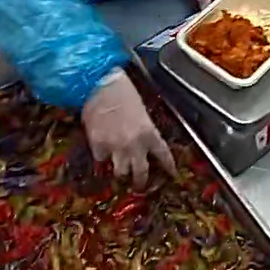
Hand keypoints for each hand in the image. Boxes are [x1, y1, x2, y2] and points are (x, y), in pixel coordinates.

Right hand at [82, 72, 174, 188]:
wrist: (100, 84)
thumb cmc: (123, 91)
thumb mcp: (141, 111)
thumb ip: (143, 130)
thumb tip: (141, 142)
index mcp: (150, 133)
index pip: (163, 155)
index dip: (168, 166)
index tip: (171, 173)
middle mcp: (135, 145)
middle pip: (141, 173)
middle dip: (141, 182)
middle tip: (139, 185)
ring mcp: (116, 148)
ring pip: (121, 173)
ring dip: (121, 172)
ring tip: (120, 173)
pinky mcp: (98, 146)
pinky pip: (101, 160)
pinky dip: (102, 158)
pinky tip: (102, 152)